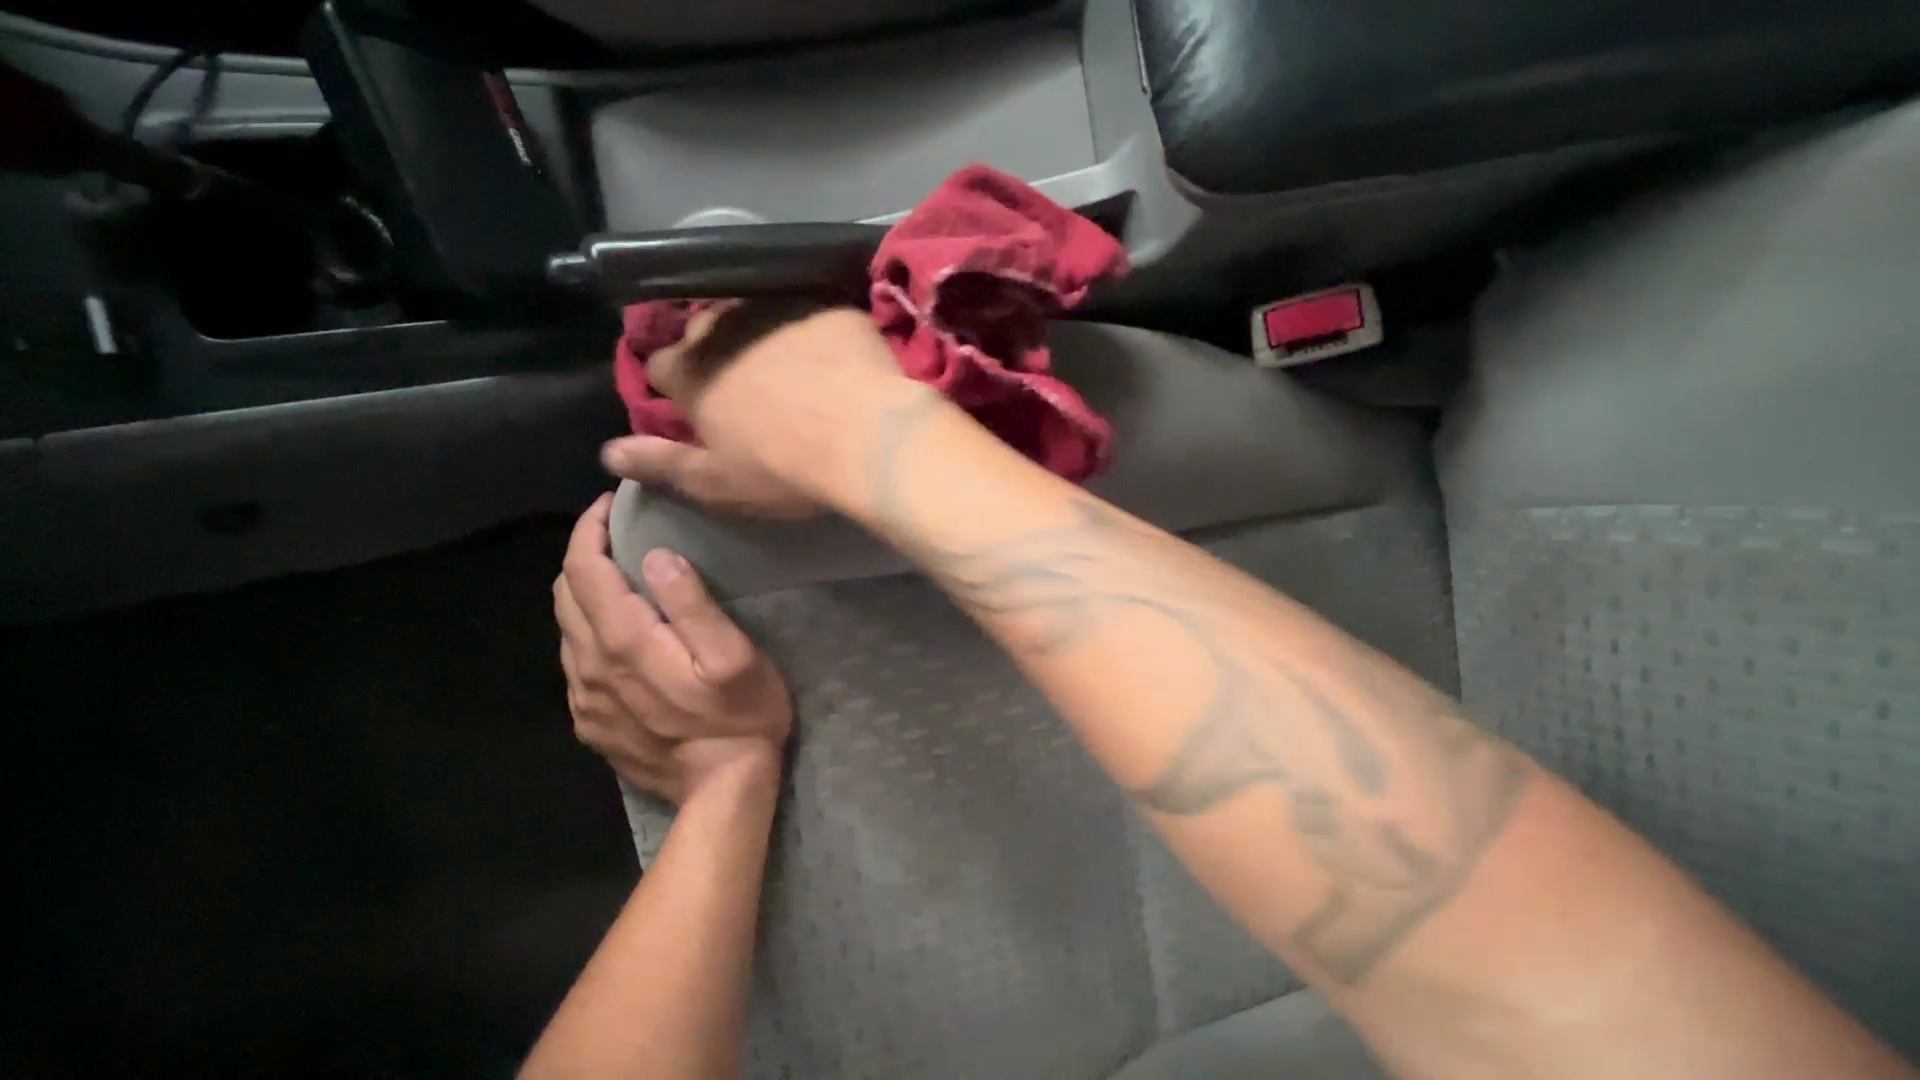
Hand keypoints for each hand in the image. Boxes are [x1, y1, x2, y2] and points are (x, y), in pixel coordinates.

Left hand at [555, 494, 792, 803]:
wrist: (720, 791)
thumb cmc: (740, 717)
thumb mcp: (734, 657)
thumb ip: (692, 604)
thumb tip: (657, 556)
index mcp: (623, 640)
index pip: (586, 568)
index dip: (591, 528)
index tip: (611, 504)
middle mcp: (588, 665)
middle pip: (565, 592)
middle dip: (584, 553)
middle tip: (617, 533)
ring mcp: (583, 697)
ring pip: (564, 627)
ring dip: (583, 592)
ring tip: (617, 577)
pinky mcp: (588, 722)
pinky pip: (573, 662)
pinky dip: (586, 631)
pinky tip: (615, 634)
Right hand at [608, 303, 912, 512]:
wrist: (868, 437)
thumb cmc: (785, 468)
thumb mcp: (716, 481)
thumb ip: (660, 463)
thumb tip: (608, 453)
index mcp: (690, 371)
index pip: (659, 366)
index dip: (672, 386)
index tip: (692, 405)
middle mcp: (723, 326)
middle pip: (702, 333)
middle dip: (712, 352)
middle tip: (743, 384)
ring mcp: (776, 307)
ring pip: (752, 314)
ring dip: (757, 333)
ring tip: (783, 362)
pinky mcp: (824, 302)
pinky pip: (804, 309)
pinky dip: (806, 327)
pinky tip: (826, 350)